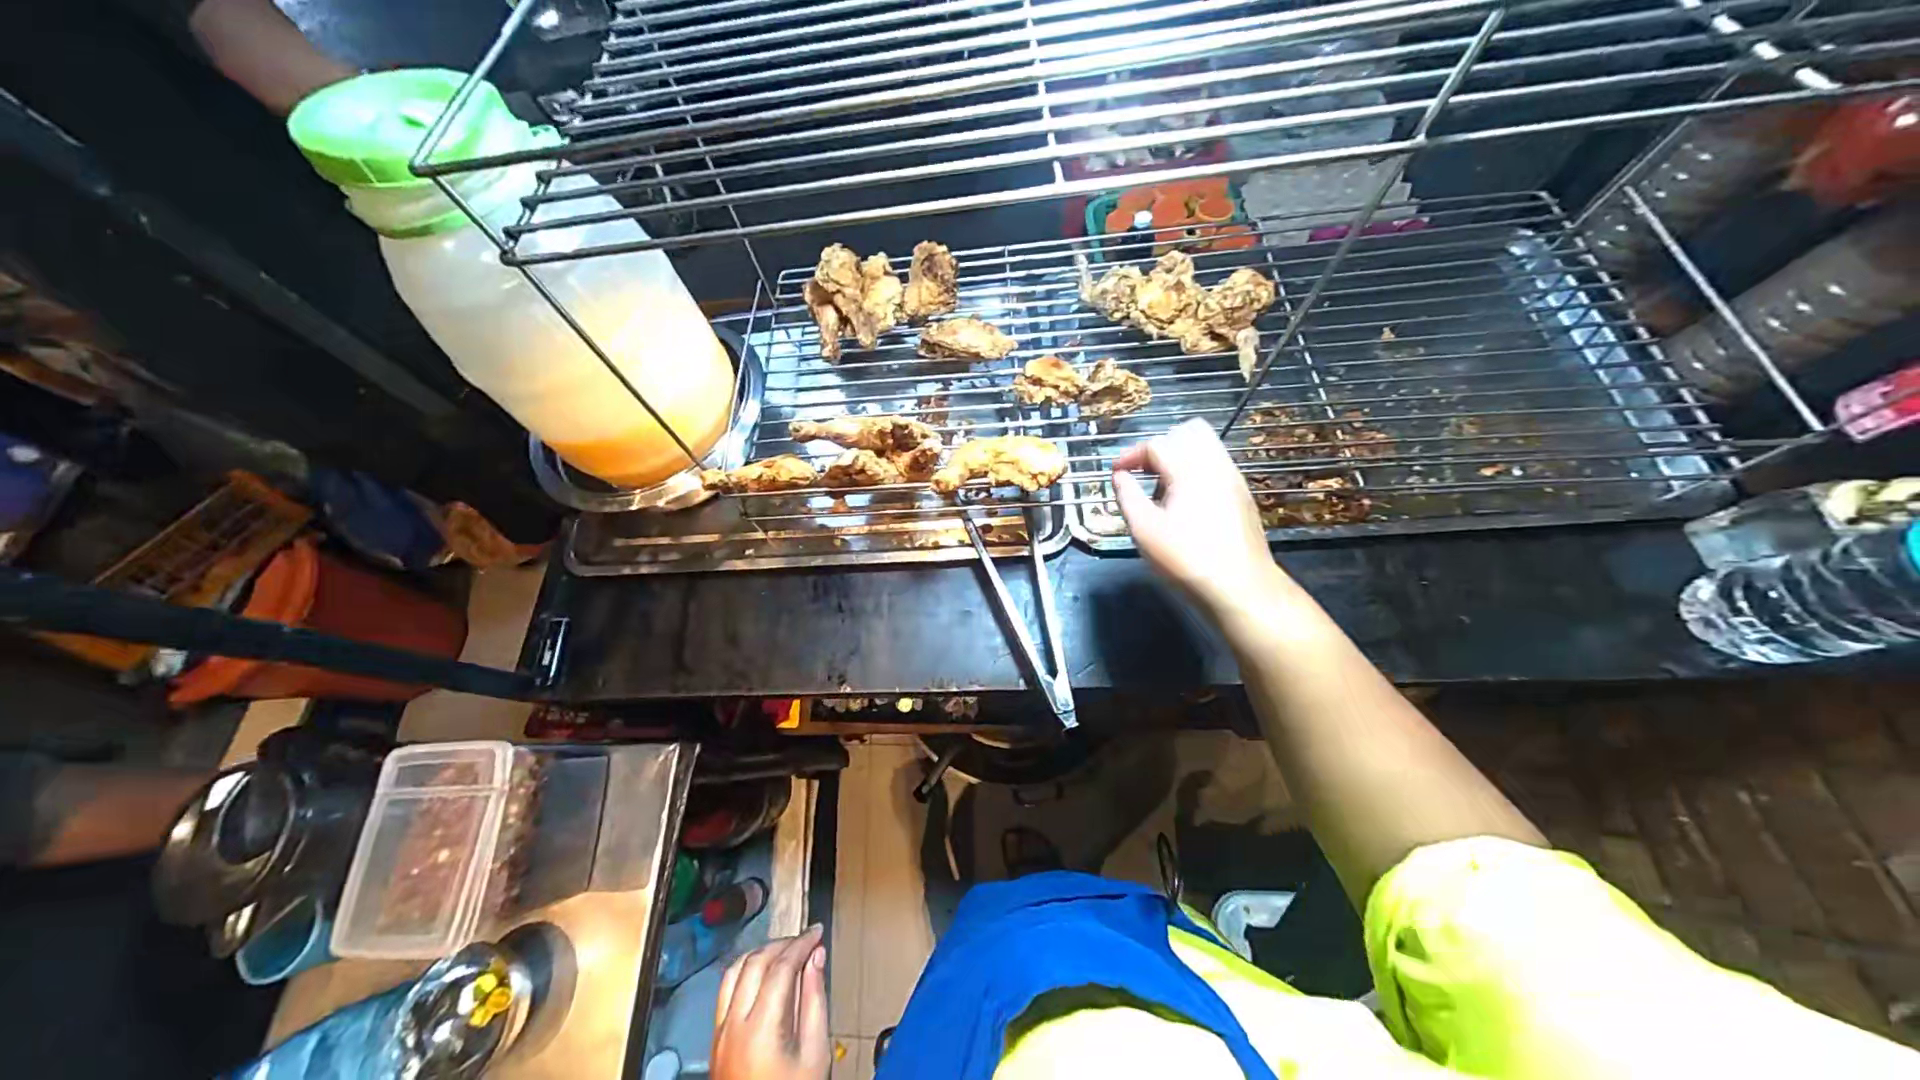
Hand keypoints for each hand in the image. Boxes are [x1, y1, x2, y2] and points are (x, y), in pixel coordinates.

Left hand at [712, 925, 828, 1079]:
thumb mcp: (815, 1054)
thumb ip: (815, 1000)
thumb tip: (816, 959)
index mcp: (761, 1028)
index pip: (781, 966)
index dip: (801, 943)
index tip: (817, 932)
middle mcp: (734, 1025)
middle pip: (755, 962)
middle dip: (783, 944)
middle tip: (806, 939)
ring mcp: (720, 1033)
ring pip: (734, 971)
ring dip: (760, 954)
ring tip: (784, 951)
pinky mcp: (715, 1042)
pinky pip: (725, 991)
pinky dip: (744, 971)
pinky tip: (761, 973)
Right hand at [1112, 419, 1295, 619]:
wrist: (1240, 588)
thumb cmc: (1186, 560)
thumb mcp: (1144, 530)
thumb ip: (1127, 497)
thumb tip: (1120, 477)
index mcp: (1190, 469)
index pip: (1156, 444)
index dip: (1130, 454)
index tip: (1116, 473)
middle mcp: (1216, 465)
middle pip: (1188, 431)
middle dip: (1160, 445)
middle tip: (1142, 471)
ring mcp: (1234, 479)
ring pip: (1206, 446)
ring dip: (1179, 457)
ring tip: (1161, 488)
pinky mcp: (1242, 495)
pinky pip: (1216, 465)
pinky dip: (1195, 470)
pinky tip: (1184, 503)